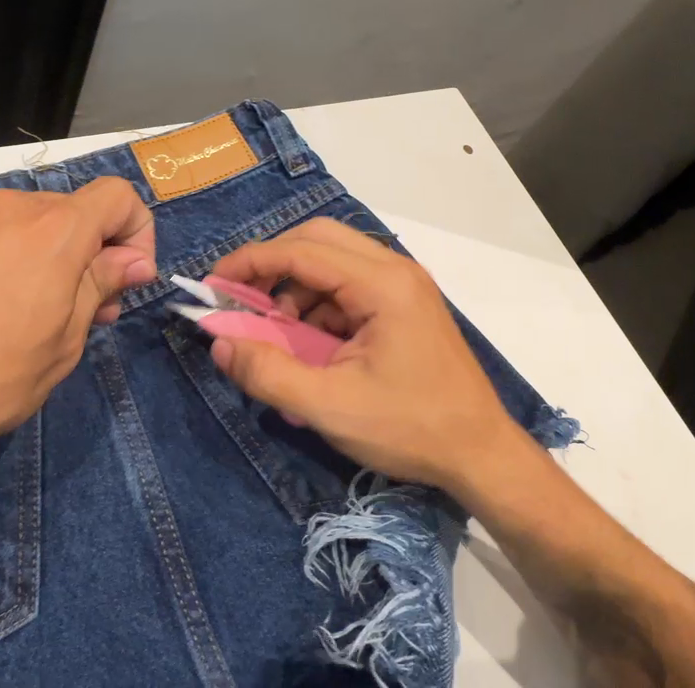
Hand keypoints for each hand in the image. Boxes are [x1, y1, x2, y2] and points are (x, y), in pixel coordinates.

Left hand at [0, 178, 155, 468]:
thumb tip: (131, 259)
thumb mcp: (62, 343)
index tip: (127, 284)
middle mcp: (11, 207)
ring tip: (32, 316)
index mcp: (54, 229)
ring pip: (31, 224)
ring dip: (50, 258)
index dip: (138, 234)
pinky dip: (9, 259)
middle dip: (93, 254)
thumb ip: (101, 287)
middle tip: (87, 315)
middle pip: (73, 212)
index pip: (119, 197)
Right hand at [208, 218, 524, 493]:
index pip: (301, 251)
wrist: (482, 456)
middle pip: (318, 238)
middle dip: (272, 263)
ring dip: (294, 285)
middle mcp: (394, 270)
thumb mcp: (330, 407)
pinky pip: (346, 283)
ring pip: (331, 259)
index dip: (250, 261)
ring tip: (276, 332)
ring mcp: (403, 285)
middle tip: (241, 296)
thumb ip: (268, 373)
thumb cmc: (411, 429)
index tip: (213, 282)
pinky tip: (309, 343)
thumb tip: (219, 344)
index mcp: (382, 285)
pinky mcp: (403, 304)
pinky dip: (316, 302)